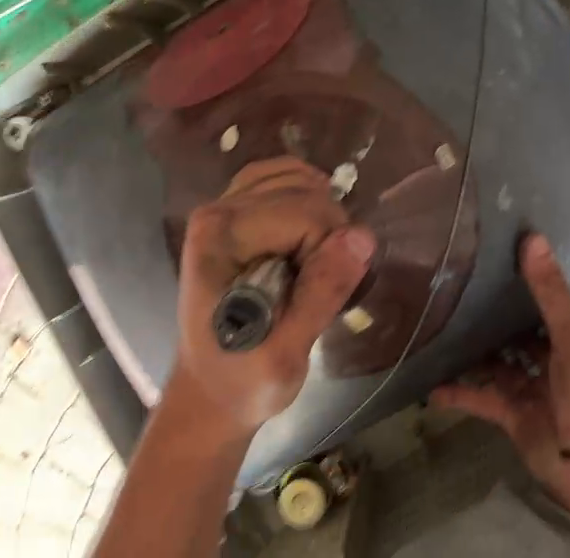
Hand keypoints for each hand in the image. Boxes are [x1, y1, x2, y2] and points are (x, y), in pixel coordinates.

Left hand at [172, 158, 376, 436]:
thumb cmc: (244, 381)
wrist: (208, 393)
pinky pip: (281, 177)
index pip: (306, 212)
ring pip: (298, 177)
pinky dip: (306, 196)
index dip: (327, 251)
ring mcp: (221, 205)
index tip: (315, 297)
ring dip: (320, 214)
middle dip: (328, 233)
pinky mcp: (232, 210)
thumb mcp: (286, 356)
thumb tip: (361, 237)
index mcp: (221, 237)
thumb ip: (321, 293)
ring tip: (313, 261)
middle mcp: (217, 209)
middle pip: (304, 191)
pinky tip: (310, 231)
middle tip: (317, 284)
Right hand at [431, 234, 569, 538]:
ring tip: (435, 328)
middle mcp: (550, 361)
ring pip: (495, 364)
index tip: (488, 257)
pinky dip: (458, 394)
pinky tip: (431, 385)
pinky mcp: (513, 419)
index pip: (542, 303)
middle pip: (515, 334)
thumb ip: (550, 293)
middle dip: (490, 316)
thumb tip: (531, 237)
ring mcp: (530, 391)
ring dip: (471, 352)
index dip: (520, 282)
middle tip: (451, 288)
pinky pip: (481, 400)